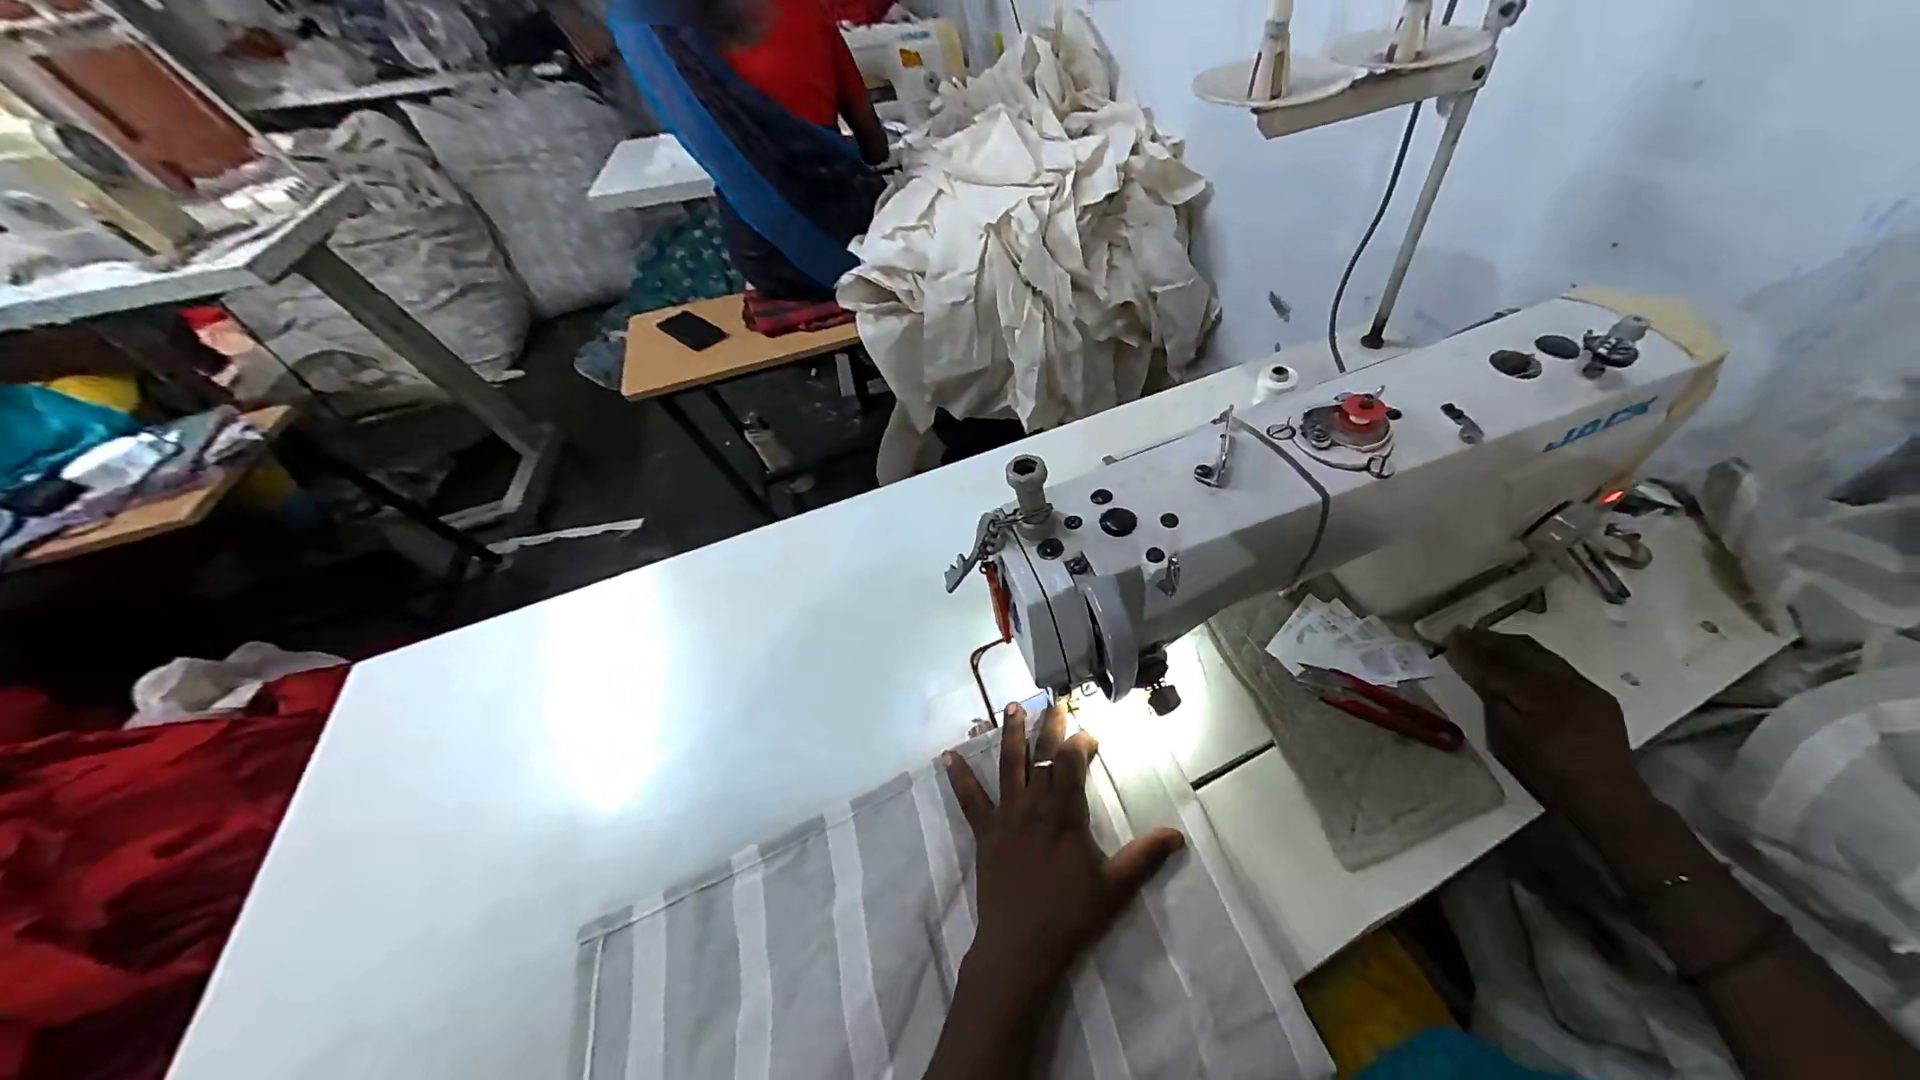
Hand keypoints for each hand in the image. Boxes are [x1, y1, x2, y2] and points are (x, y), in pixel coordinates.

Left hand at [944, 701, 1184, 996]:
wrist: (1022, 945)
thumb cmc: (1071, 914)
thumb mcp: (1116, 887)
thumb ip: (1145, 857)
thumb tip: (1178, 835)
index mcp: (1064, 812)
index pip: (1071, 762)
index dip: (1080, 743)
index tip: (1090, 735)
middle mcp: (1033, 804)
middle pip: (1042, 755)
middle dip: (1049, 726)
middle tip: (1054, 702)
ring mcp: (1005, 815)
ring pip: (1008, 765)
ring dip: (1010, 734)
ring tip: (1012, 706)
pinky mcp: (984, 831)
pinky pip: (969, 799)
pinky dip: (959, 776)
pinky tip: (948, 755)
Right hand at [1445, 628, 1641, 824]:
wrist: (1606, 798)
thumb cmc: (1545, 770)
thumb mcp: (1506, 735)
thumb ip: (1490, 695)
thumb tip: (1469, 665)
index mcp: (1543, 693)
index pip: (1499, 662)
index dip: (1472, 648)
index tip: (1449, 636)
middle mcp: (1568, 681)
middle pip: (1524, 650)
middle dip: (1492, 640)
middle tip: (1464, 633)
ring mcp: (1587, 687)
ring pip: (1543, 655)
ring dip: (1512, 645)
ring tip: (1487, 640)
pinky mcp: (1597, 696)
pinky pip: (1559, 666)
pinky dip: (1533, 658)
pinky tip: (1520, 660)